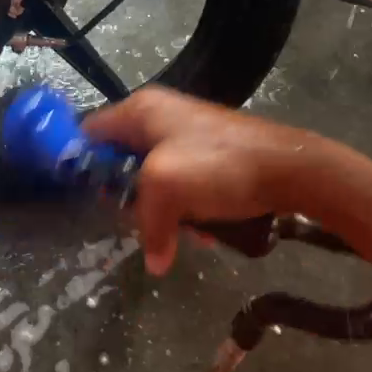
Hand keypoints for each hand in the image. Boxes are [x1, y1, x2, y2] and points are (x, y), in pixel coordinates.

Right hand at [82, 87, 323, 274]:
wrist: (289, 168)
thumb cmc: (217, 166)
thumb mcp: (165, 188)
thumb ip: (146, 223)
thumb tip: (154, 262)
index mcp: (141, 109)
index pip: (91, 131)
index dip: (82, 162)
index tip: (86, 197)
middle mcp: (161, 115)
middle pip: (122, 157)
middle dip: (128, 194)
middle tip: (136, 219)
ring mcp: (188, 133)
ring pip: (154, 176)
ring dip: (163, 208)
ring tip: (178, 230)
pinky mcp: (212, 153)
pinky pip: (184, 182)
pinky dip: (188, 206)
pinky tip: (204, 228)